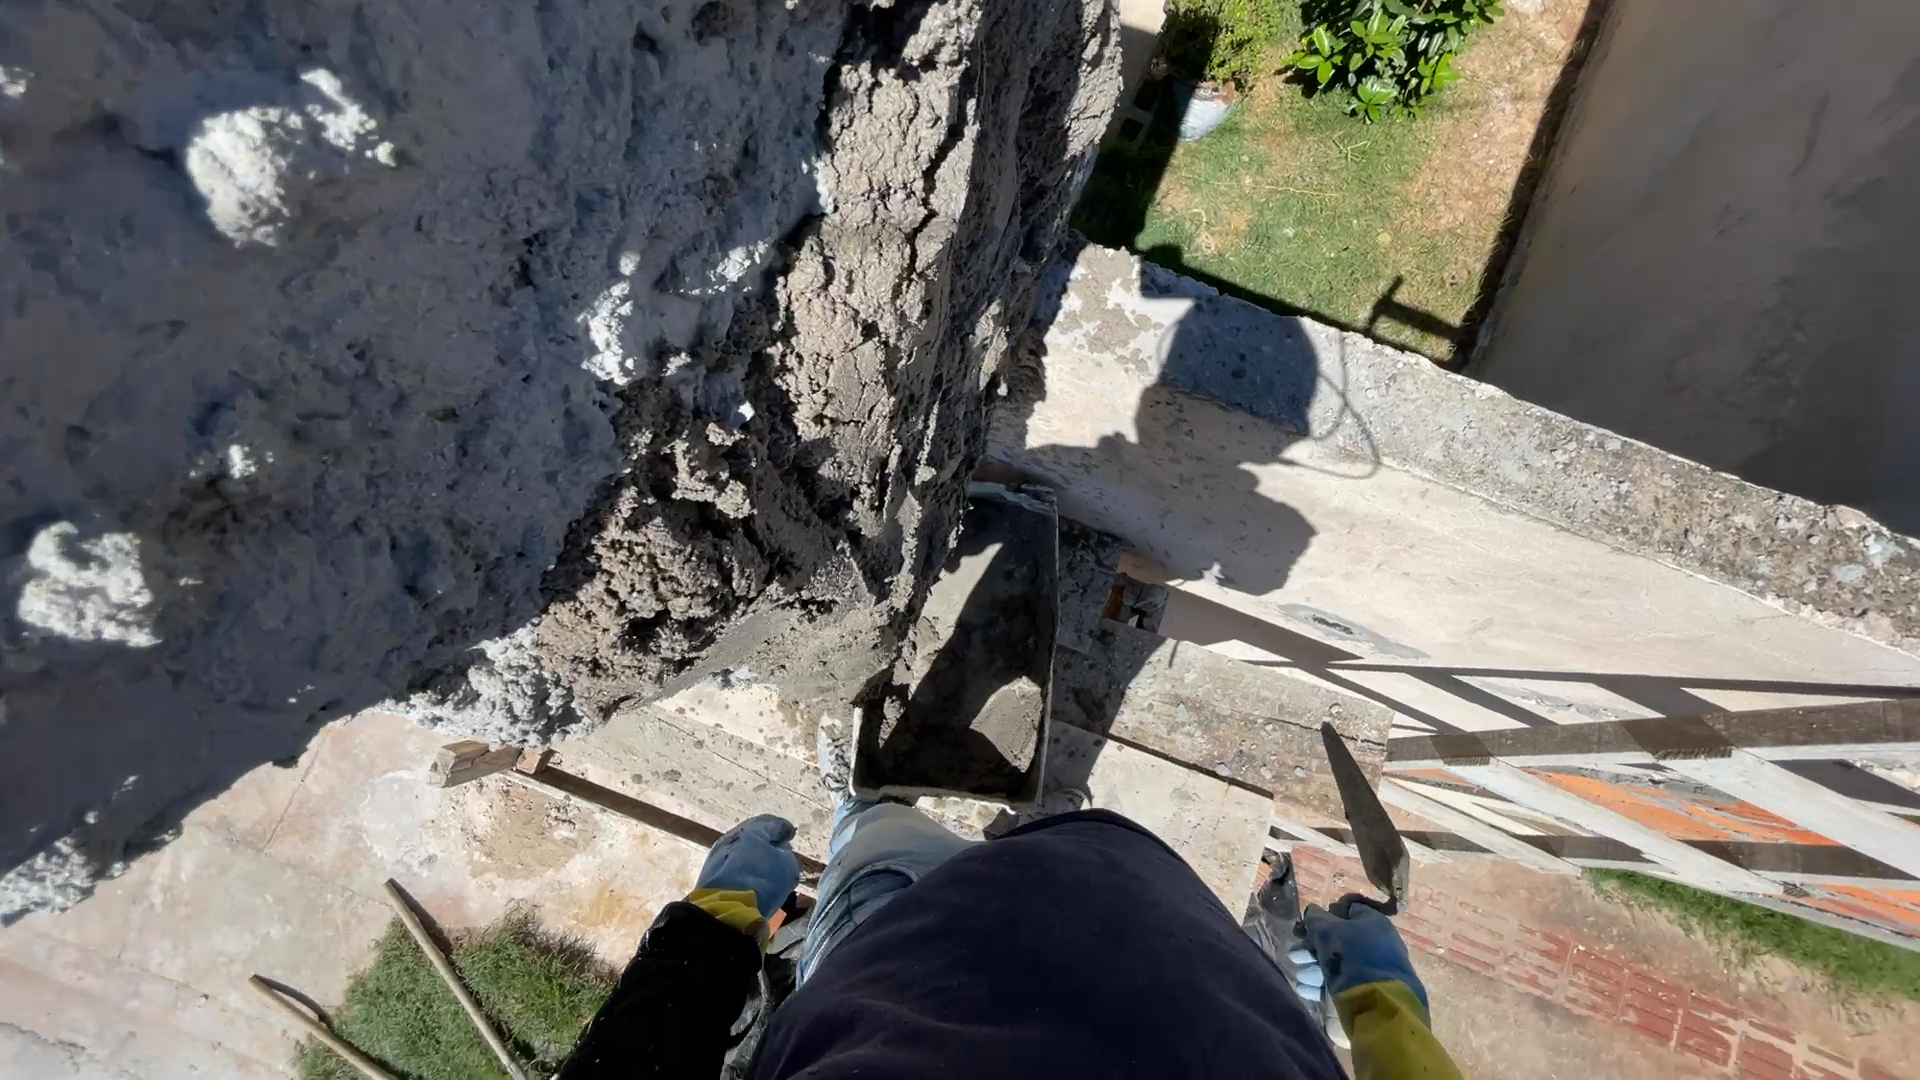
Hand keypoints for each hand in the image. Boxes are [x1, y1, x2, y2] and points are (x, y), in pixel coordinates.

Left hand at [696, 815, 799, 918]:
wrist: (723, 911)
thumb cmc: (761, 881)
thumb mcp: (788, 867)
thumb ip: (787, 855)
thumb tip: (781, 853)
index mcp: (752, 829)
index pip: (772, 823)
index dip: (784, 828)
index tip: (791, 834)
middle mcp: (732, 836)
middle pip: (753, 835)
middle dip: (767, 841)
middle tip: (779, 847)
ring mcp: (717, 855)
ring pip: (741, 851)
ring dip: (754, 856)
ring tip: (765, 865)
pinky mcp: (708, 876)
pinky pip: (732, 866)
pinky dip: (744, 868)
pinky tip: (751, 877)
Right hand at [1301, 899, 1428, 1011]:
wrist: (1379, 1001)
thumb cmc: (1351, 954)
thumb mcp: (1326, 928)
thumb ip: (1314, 917)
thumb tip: (1312, 913)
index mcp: (1371, 922)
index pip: (1343, 911)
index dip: (1322, 917)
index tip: (1305, 927)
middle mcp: (1373, 942)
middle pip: (1335, 939)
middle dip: (1311, 948)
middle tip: (1295, 956)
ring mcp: (1371, 968)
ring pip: (1335, 961)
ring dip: (1313, 967)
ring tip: (1301, 976)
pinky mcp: (1366, 990)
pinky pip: (1340, 981)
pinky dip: (1322, 984)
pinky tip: (1307, 989)